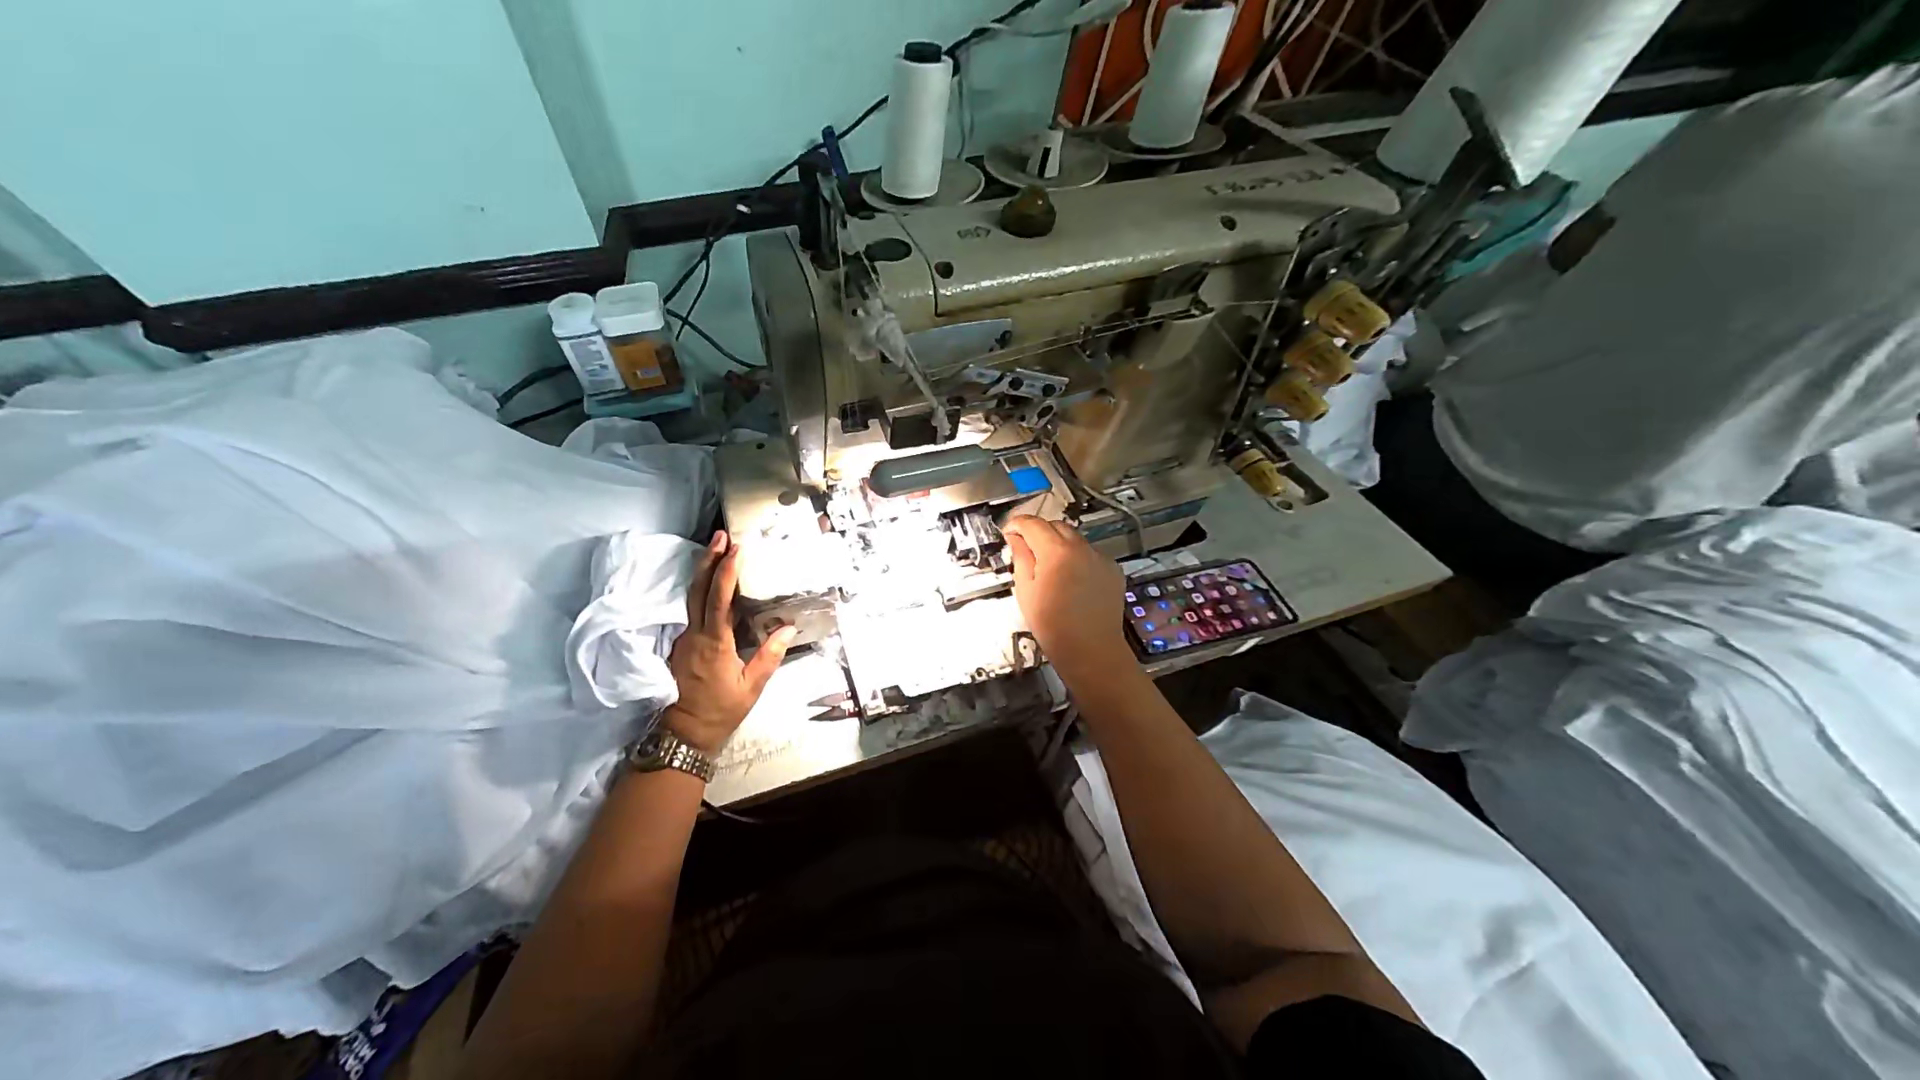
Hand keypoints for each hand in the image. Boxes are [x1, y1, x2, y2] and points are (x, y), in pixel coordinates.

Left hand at [661, 531, 796, 754]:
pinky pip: (690, 609)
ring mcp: (683, 638)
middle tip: (721, 535)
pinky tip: (710, 582)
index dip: (726, 572)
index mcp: (713, 644)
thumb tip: (788, 629)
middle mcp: (694, 635)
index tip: (736, 549)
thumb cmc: (720, 711)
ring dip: (703, 571)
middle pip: (698, 589)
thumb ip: (769, 656)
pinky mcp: (680, 644)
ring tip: (715, 548)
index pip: (718, 600)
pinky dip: (701, 589)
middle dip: (710, 559)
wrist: (683, 733)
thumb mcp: (752, 687)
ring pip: (690, 597)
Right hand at [1001, 515, 1134, 683]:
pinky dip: (1078, 559)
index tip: (1008, 532)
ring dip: (1059, 545)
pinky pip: (1090, 555)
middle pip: (1056, 526)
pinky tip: (1071, 580)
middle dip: (1039, 532)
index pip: (1033, 524)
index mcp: (1056, 551)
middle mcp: (1082, 548)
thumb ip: (1021, 558)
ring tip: (1049, 568)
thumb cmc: (1052, 625)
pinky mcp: (1113, 570)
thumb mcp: (1025, 591)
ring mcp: (1101, 558)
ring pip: (1075, 539)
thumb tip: (1016, 538)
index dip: (1017, 524)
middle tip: (1026, 549)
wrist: (1091, 651)